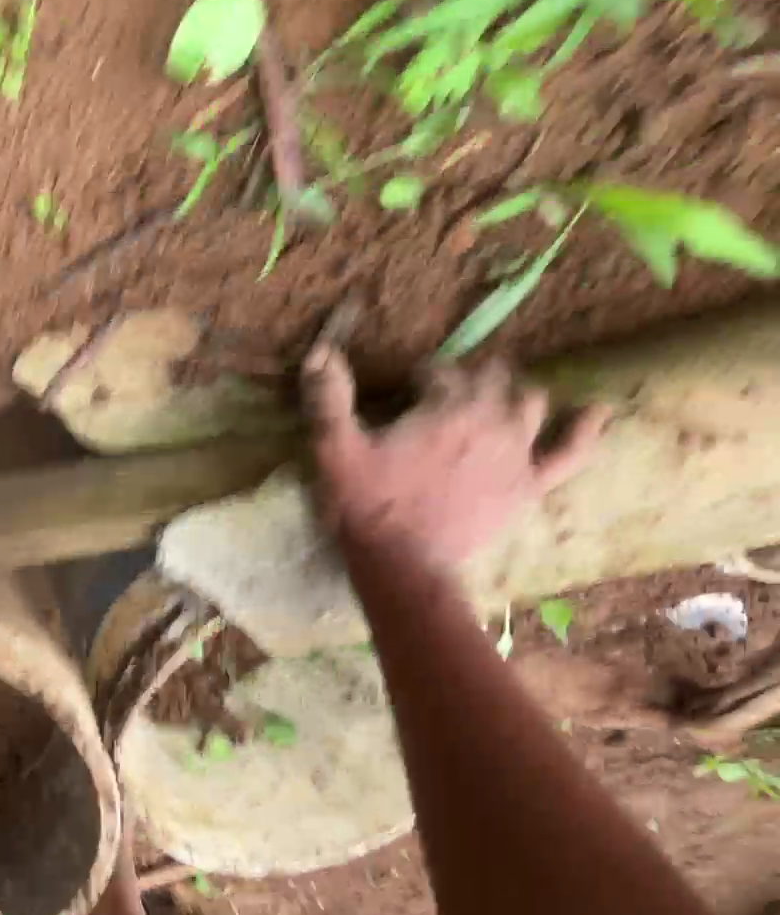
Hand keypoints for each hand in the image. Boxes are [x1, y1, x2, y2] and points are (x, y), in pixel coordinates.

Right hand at [302, 346, 606, 568]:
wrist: (403, 561)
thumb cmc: (366, 502)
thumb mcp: (334, 447)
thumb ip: (328, 398)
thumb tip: (320, 353)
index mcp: (447, 408)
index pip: (441, 371)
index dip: (420, 374)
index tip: (402, 385)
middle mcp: (492, 421)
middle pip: (491, 380)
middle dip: (468, 375)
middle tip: (443, 384)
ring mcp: (518, 453)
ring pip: (528, 404)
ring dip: (511, 392)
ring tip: (492, 393)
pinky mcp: (530, 484)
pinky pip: (571, 451)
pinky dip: (584, 429)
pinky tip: (593, 412)